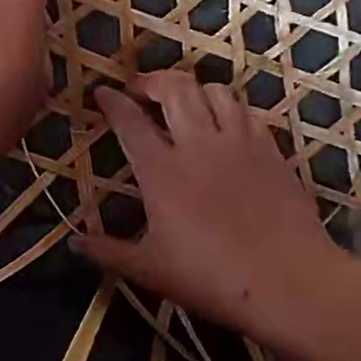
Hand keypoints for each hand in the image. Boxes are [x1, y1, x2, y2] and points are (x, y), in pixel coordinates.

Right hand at [71, 70, 360, 359]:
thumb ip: (108, 251)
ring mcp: (239, 142)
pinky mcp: (271, 149)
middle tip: (141, 89)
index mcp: (161, 171)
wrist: (287, 281)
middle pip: (174, 88)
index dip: (111, 101)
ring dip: (192, 89)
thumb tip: (73, 243)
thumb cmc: (211, 277)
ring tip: (184, 101)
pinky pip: (246, 111)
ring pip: (214, 91)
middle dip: (152, 80)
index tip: (101, 92)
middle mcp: (198, 144)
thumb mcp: (150, 270)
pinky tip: (225, 124)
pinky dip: (228, 108)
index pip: (129, 121)